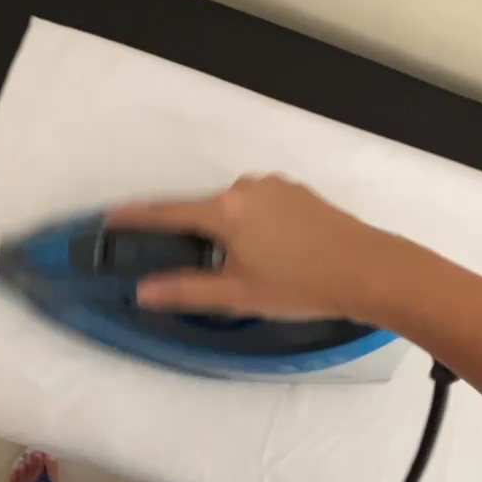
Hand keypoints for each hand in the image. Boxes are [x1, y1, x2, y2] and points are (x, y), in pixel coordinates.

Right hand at [108, 175, 396, 319]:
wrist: (372, 270)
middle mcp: (245, 188)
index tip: (109, 218)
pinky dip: (248, 224)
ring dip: (223, 231)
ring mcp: (274, 186)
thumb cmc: (300, 285)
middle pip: (201, 209)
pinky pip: (257, 206)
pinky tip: (267, 250)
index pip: (167, 212)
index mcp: (225, 210)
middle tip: (188, 265)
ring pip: (231, 208)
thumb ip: (187, 290)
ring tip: (238, 266)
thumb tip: (143, 290)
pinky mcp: (297, 192)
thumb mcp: (238, 295)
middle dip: (189, 234)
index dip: (136, 217)